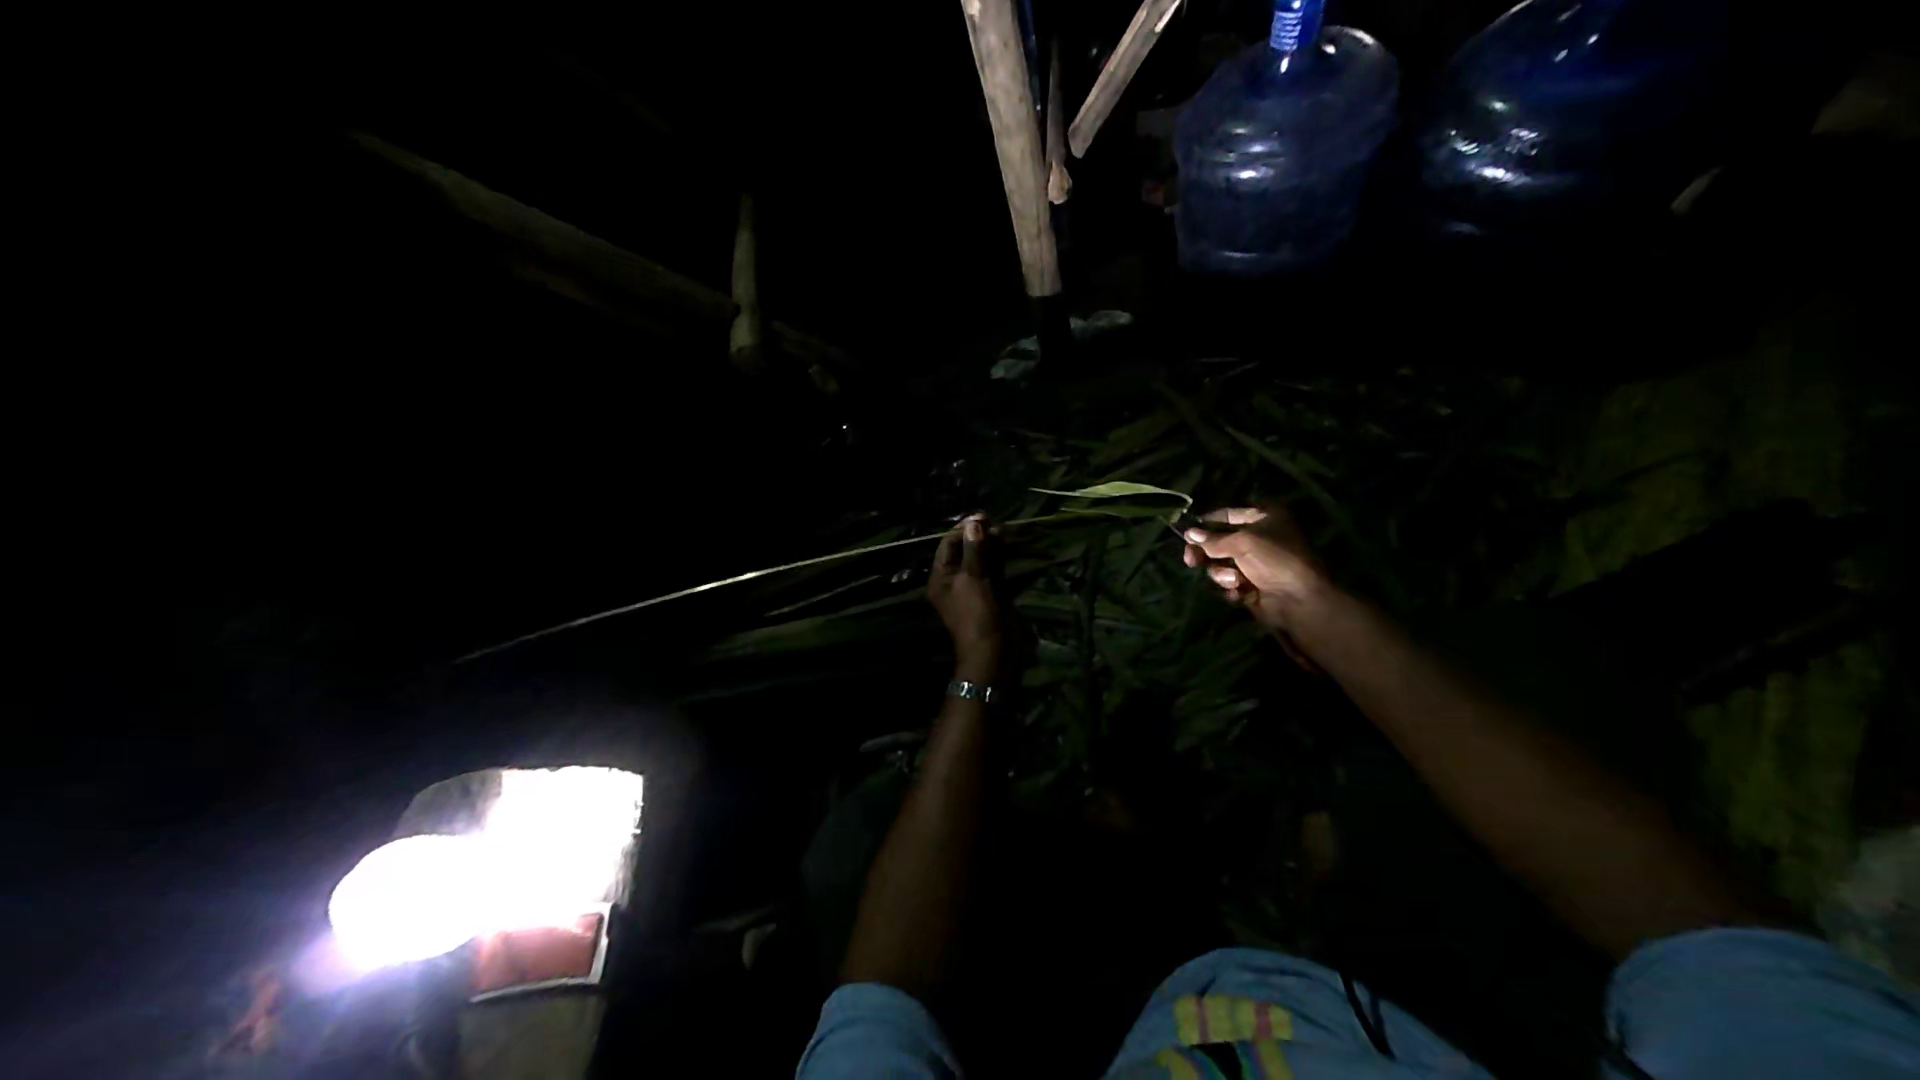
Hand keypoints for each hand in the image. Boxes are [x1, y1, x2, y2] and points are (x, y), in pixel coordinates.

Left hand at [929, 514, 1004, 674]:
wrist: (996, 651)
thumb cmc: (979, 613)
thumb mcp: (974, 578)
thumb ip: (974, 549)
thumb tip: (974, 522)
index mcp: (941, 579)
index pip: (948, 545)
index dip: (964, 530)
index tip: (982, 517)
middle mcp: (955, 582)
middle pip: (964, 551)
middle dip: (978, 536)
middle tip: (994, 522)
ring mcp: (975, 588)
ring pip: (981, 560)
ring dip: (990, 545)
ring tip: (1002, 530)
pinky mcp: (992, 594)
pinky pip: (993, 571)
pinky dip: (999, 557)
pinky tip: (1006, 543)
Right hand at [1182, 505, 1329, 636]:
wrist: (1299, 600)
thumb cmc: (1274, 560)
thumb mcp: (1242, 542)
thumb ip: (1212, 539)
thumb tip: (1189, 533)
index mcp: (1264, 518)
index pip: (1228, 514)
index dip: (1207, 522)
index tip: (1187, 531)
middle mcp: (1260, 538)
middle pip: (1220, 542)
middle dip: (1206, 553)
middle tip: (1191, 560)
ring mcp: (1255, 564)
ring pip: (1221, 565)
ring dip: (1222, 573)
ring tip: (1235, 580)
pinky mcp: (1251, 586)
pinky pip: (1228, 583)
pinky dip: (1231, 587)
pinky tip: (1240, 592)